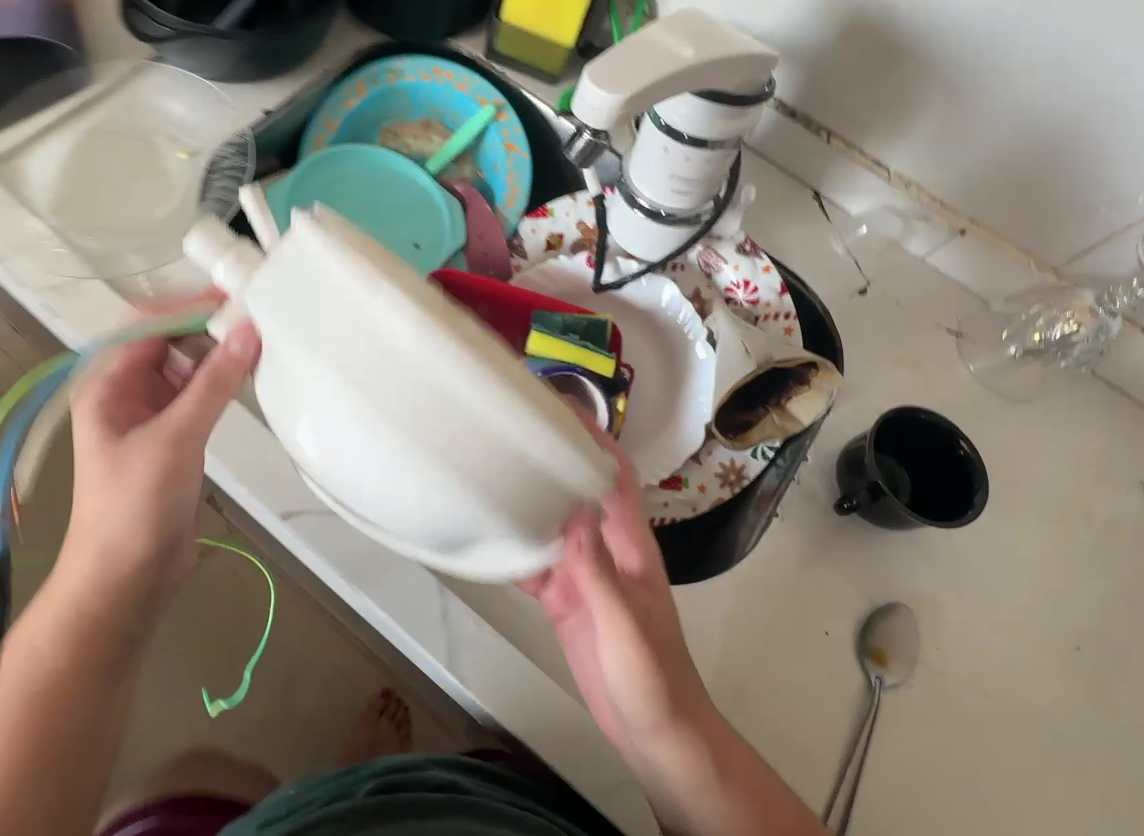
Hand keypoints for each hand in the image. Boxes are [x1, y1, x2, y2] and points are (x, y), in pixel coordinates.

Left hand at [57, 306, 261, 610]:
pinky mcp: (177, 434)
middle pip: (168, 338)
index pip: (145, 323)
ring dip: (219, 353)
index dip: (185, 304)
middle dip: (207, 326)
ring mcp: (153, 412)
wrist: (127, 578)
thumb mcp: (175, 440)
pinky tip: (251, 374)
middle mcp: (128, 390)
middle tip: (256, 318)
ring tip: (261, 341)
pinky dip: (224, 380)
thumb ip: (214, 384)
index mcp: (107, 383)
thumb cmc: (134, 507)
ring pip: (188, 364)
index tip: (233, 297)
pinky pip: (201, 392)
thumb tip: (248, 331)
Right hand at [518, 424, 716, 778]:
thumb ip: (598, 571)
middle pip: (577, 492)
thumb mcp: (624, 624)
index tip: (561, 408)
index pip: (614, 478)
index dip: (595, 439)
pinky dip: (514, 551)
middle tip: (510, 432)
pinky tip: (488, 537)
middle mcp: (605, 550)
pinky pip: (536, 565)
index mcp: (630, 545)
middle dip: (551, 461)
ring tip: (489, 473)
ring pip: (552, 524)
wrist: (656, 735)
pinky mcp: (566, 601)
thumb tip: (571, 510)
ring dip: (528, 501)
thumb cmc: (653, 678)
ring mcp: (584, 575)